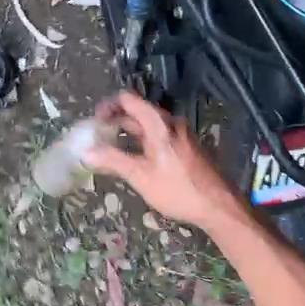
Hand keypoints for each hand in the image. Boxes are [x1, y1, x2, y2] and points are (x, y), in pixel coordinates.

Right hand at [83, 91, 244, 231]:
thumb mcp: (141, 177)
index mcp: (158, 124)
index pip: (129, 99)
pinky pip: (158, 134)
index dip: (109, 106)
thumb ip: (113, 161)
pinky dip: (142, 139)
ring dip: (129, 131)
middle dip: (116, 120)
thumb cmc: (178, 190)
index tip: (95, 121)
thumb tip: (85, 152)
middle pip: (137, 111)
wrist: (218, 206)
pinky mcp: (186, 145)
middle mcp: (170, 122)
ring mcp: (180, 133)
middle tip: (99, 136)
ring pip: (148, 124)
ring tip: (112, 147)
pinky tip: (135, 157)